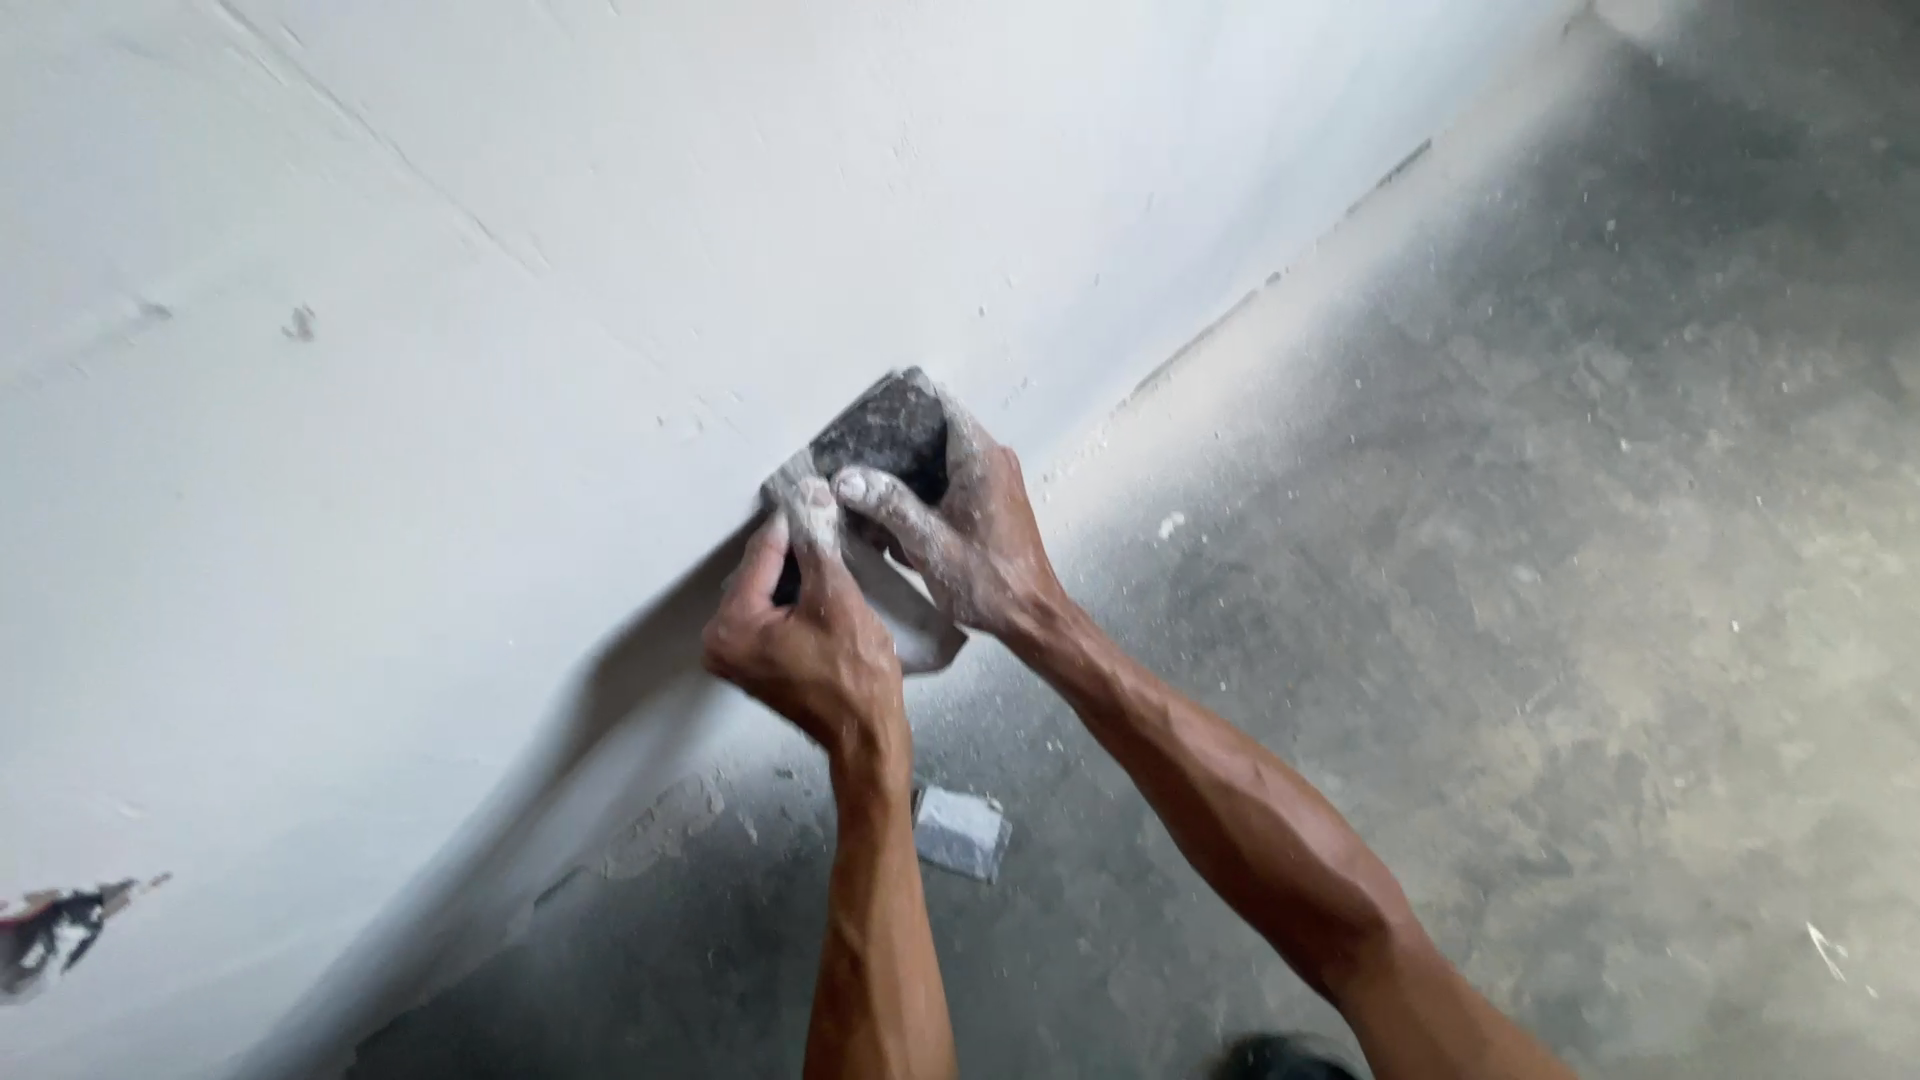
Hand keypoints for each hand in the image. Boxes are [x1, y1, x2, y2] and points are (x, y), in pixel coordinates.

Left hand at [702, 481, 910, 788]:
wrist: (866, 732)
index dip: (791, 523)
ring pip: (763, 593)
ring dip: (792, 571)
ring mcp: (733, 656)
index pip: (760, 555)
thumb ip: (817, 545)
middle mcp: (718, 642)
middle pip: (756, 574)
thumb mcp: (837, 598)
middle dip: (791, 548)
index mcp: (730, 625)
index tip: (811, 493)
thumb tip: (810, 496)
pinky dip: (790, 597)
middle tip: (823, 522)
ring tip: (825, 546)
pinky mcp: (752, 665)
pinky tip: (818, 581)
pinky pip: (767, 615)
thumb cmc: (854, 670)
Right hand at [830, 378, 1067, 640]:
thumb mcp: (929, 543)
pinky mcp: (987, 501)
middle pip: (932, 432)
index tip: (860, 417)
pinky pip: (947, 483)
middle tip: (848, 458)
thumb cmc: (986, 580)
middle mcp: (990, 458)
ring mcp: (991, 479)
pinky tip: (889, 514)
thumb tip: (843, 477)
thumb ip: (888, 504)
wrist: (1030, 616)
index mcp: (980, 457)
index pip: (937, 404)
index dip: (899, 405)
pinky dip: (920, 495)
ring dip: (903, 476)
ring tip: (861, 487)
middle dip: (891, 447)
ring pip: (937, 461)